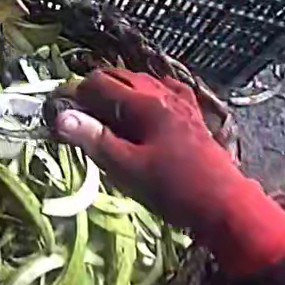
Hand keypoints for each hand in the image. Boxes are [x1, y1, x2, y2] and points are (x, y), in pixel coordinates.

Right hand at [54, 69, 284, 275]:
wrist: (227, 208)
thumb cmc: (173, 189)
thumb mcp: (127, 168)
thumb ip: (94, 139)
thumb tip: (61, 116)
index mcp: (144, 104)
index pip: (98, 83)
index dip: (73, 93)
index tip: (57, 109)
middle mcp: (162, 94)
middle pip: (118, 76)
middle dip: (93, 89)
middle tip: (77, 113)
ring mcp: (181, 103)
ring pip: (140, 81)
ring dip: (118, 90)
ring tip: (103, 113)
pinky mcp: (192, 115)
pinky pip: (164, 91)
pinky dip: (146, 93)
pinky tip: (142, 108)